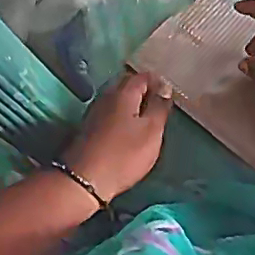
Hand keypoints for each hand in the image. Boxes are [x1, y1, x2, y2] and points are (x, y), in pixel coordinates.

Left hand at [59, 69, 175, 198]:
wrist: (85, 178)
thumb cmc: (124, 154)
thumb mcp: (151, 131)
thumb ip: (159, 107)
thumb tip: (164, 88)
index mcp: (123, 93)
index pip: (142, 76)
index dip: (158, 81)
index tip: (170, 93)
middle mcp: (106, 96)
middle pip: (127, 85)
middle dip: (144, 89)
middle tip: (160, 103)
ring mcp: (95, 111)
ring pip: (117, 98)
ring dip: (132, 103)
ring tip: (147, 116)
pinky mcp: (89, 126)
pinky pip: (110, 111)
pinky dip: (121, 114)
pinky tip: (128, 127)